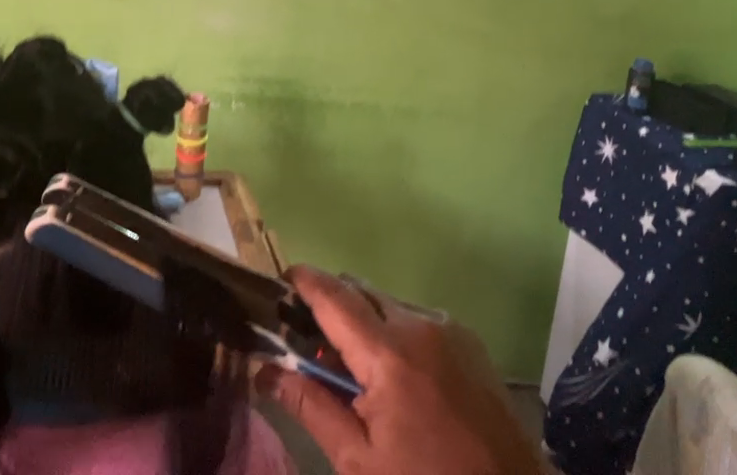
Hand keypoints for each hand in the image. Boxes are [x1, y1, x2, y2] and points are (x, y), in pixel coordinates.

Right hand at [257, 267, 540, 474]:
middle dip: (332, 307)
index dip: (303, 282)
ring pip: (390, 306)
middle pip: (361, 293)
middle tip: (311, 346)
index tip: (279, 280)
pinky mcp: (472, 345)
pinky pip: (419, 321)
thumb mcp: (359, 463)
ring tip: (356, 372)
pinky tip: (395, 378)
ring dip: (365, 322)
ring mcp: (451, 332)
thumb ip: (311, 407)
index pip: (334, 297)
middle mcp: (420, 326)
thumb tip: (264, 370)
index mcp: (389, 354)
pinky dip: (396, 333)